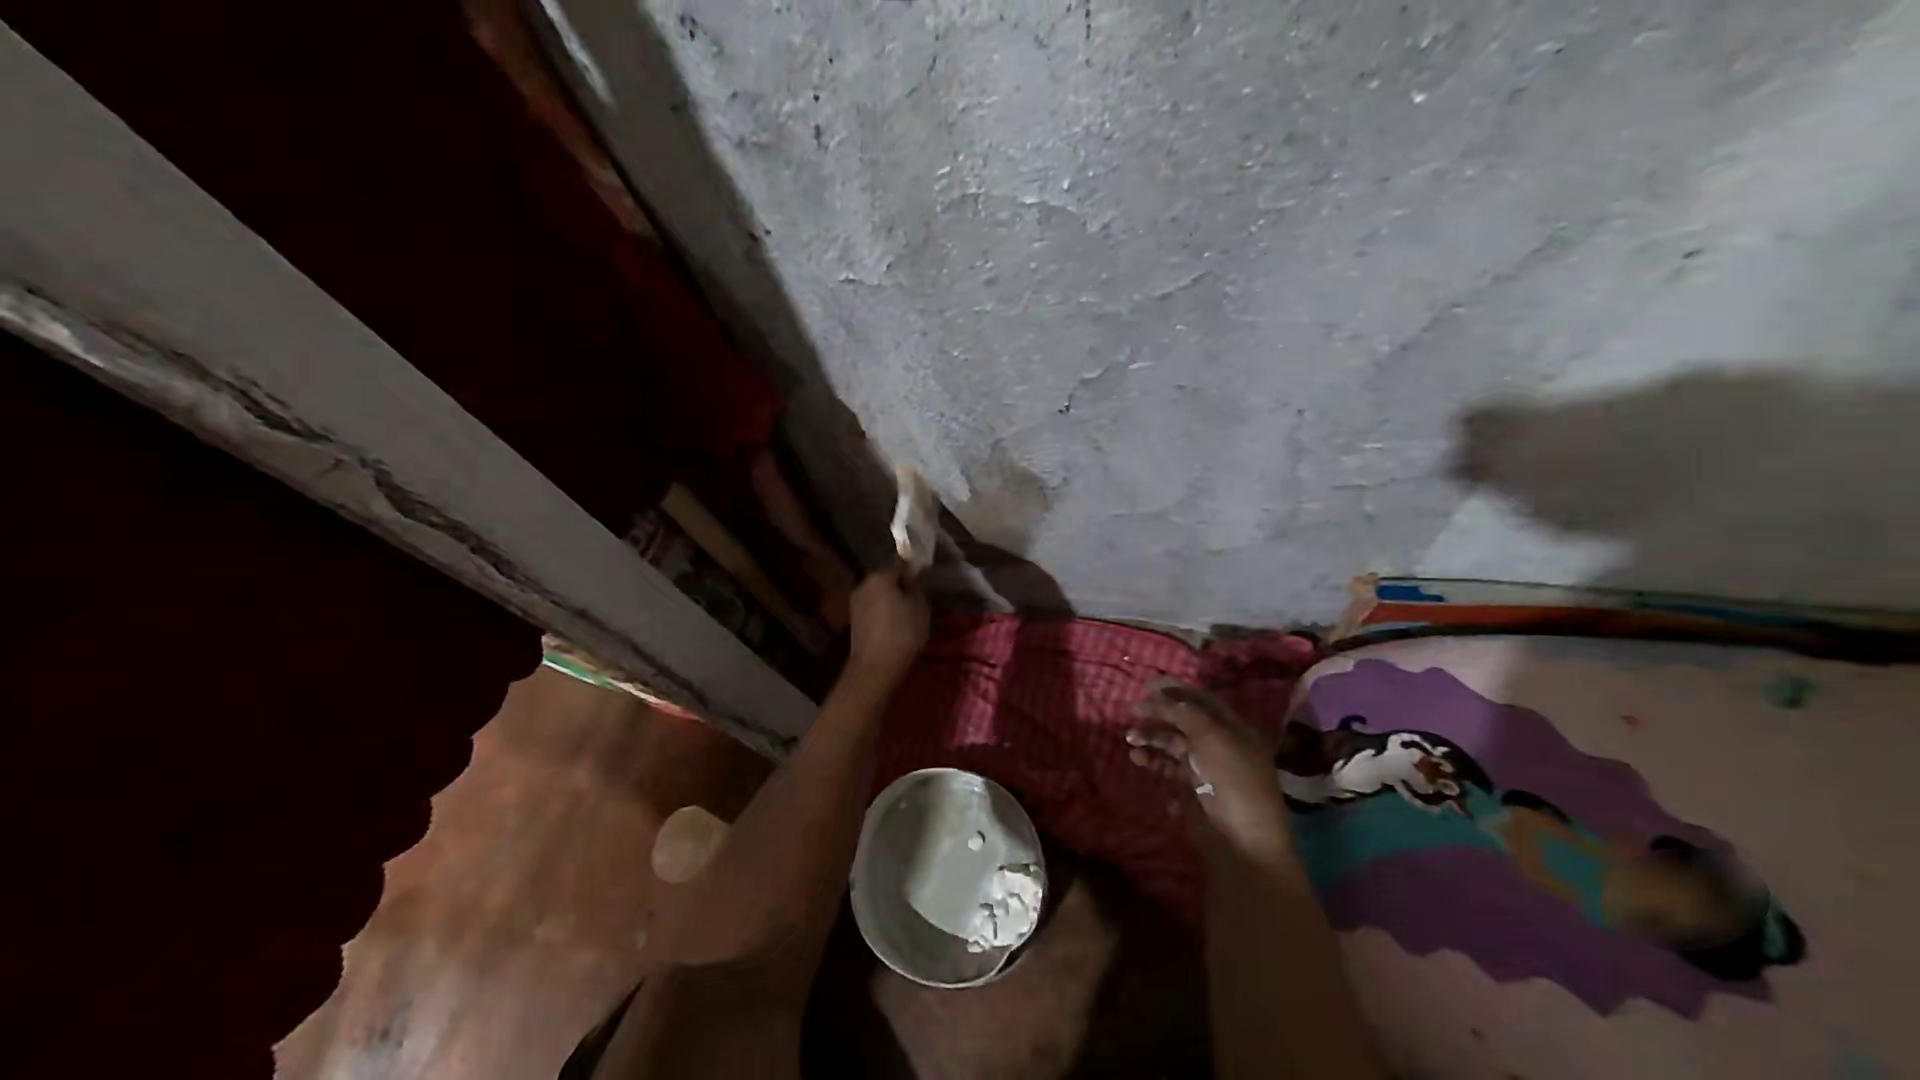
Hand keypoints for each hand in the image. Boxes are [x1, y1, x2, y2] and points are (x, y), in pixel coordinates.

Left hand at [846, 565, 929, 688]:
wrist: (876, 667)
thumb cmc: (903, 633)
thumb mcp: (920, 608)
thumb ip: (916, 588)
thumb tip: (911, 580)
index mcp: (879, 577)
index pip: (899, 564)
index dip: (912, 571)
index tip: (922, 581)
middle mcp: (863, 585)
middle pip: (885, 579)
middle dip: (899, 586)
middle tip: (916, 598)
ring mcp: (855, 602)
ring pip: (877, 594)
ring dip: (889, 600)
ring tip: (906, 613)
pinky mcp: (854, 620)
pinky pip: (872, 608)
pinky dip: (882, 612)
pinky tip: (893, 624)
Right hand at [1127, 682, 1292, 866]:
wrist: (1241, 842)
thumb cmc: (1234, 782)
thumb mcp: (1214, 739)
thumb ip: (1187, 714)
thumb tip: (1161, 697)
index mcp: (1235, 730)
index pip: (1204, 702)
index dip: (1178, 691)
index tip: (1150, 684)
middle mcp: (1220, 745)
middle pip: (1185, 721)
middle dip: (1159, 713)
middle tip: (1133, 709)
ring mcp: (1205, 768)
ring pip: (1173, 743)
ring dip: (1152, 736)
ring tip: (1130, 737)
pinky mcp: (1191, 789)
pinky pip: (1167, 767)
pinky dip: (1152, 760)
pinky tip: (1136, 758)